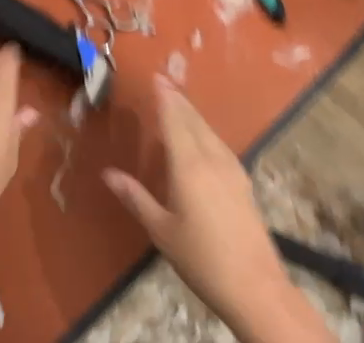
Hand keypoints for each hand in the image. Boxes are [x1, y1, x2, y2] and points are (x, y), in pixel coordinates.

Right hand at [103, 76, 296, 327]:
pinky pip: (219, 145)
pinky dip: (205, 132)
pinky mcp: (243, 183)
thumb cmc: (201, 258)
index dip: (165, 98)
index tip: (157, 77)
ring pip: (209, 132)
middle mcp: (212, 159)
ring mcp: (232, 170)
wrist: (255, 286)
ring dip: (193, 114)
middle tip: (164, 81)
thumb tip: (108, 174)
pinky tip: (202, 139)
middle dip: (178, 100)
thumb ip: (136, 198)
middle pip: (194, 121)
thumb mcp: (161, 230)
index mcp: (189, 166)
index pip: (175, 121)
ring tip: (179, 103)